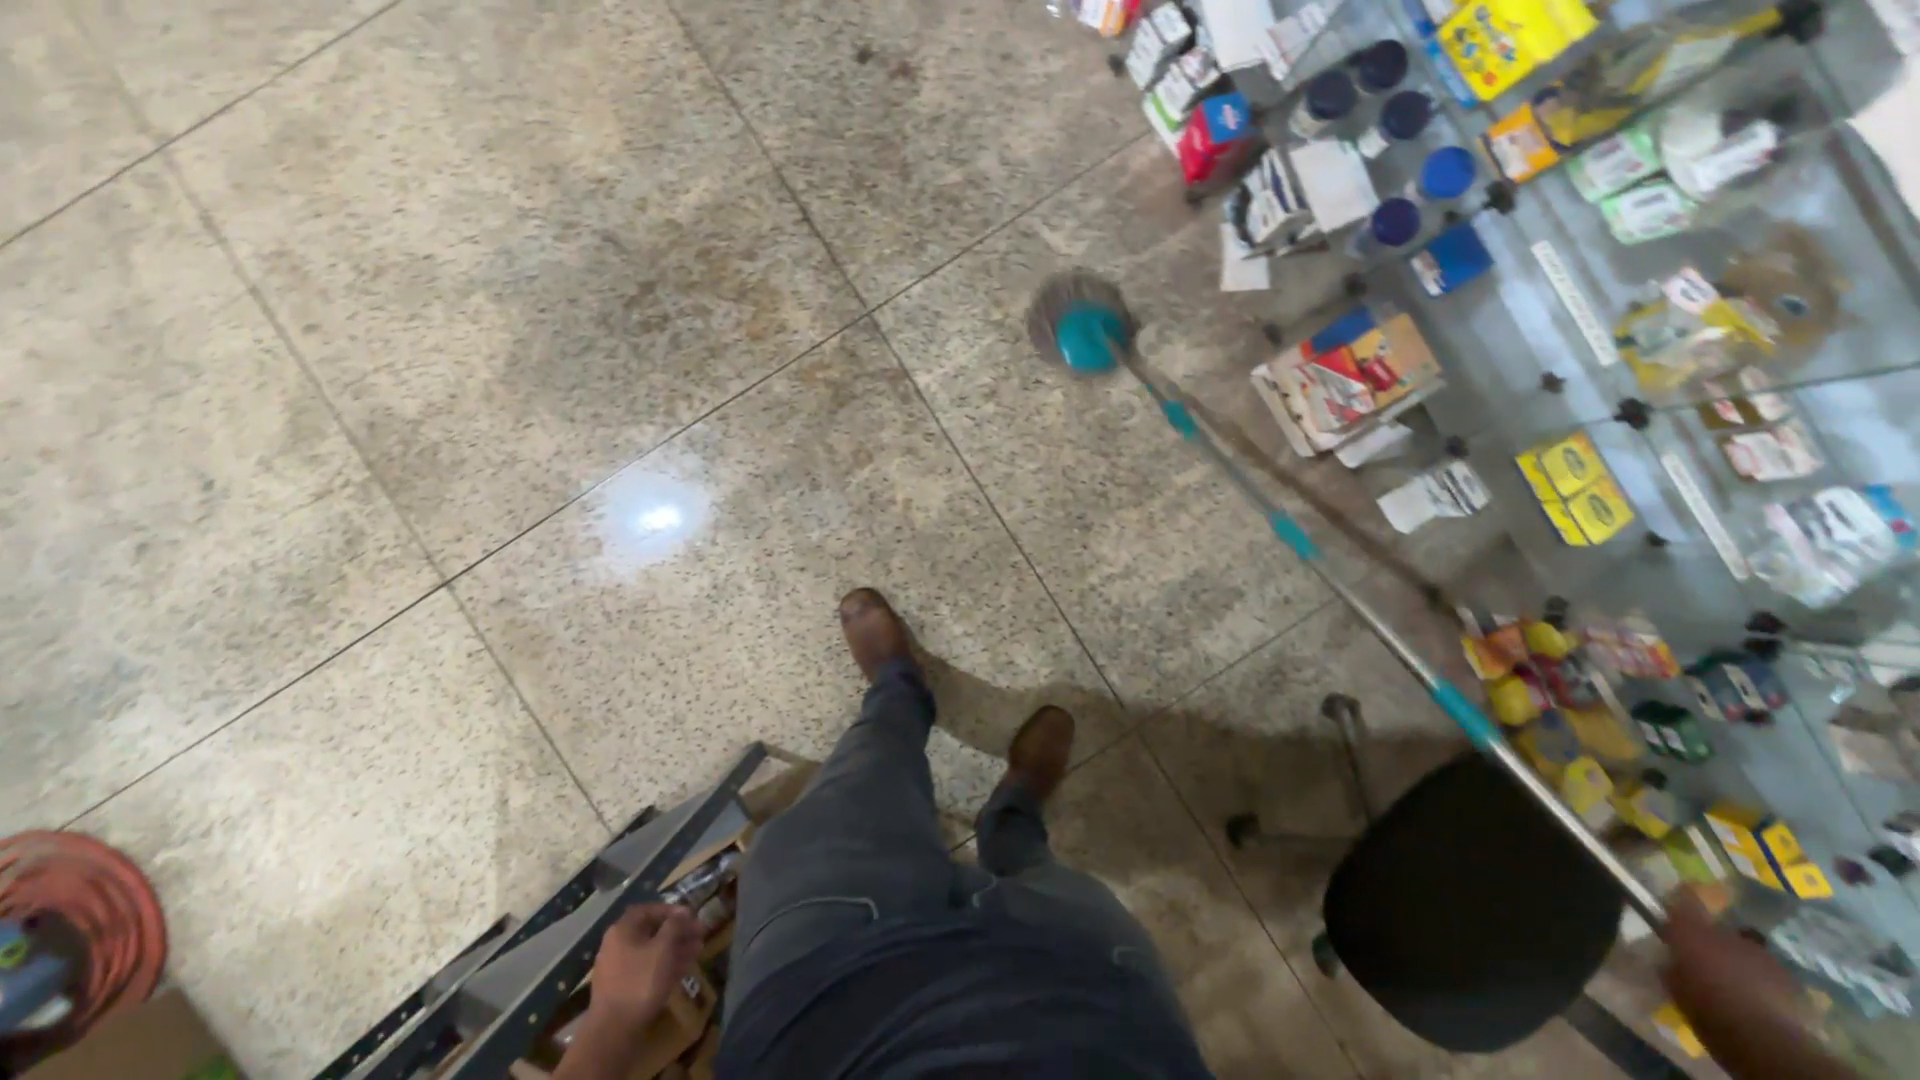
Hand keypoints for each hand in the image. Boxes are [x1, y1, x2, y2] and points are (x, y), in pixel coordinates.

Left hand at [587, 904, 701, 1026]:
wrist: (614, 1029)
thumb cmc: (641, 980)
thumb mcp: (663, 948)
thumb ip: (674, 926)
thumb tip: (682, 912)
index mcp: (622, 931)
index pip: (647, 910)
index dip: (670, 910)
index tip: (690, 916)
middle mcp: (617, 945)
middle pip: (651, 931)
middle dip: (677, 931)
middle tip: (700, 934)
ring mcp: (619, 968)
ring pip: (652, 951)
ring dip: (676, 948)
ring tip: (698, 950)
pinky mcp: (625, 988)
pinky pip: (648, 968)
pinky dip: (666, 965)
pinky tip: (684, 968)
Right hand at [1660, 888, 1854, 1078]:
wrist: (1764, 1038)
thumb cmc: (1707, 1009)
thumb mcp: (1674, 987)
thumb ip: (1672, 966)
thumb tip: (1673, 960)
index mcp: (1693, 933)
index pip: (1685, 900)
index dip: (1681, 901)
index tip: (1676, 909)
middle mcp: (1728, 935)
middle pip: (1718, 929)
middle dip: (1712, 941)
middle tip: (1707, 962)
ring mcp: (1762, 955)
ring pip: (1745, 950)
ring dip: (1739, 961)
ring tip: (1736, 984)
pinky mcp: (1788, 977)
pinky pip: (1767, 971)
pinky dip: (1761, 979)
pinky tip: (1759, 999)